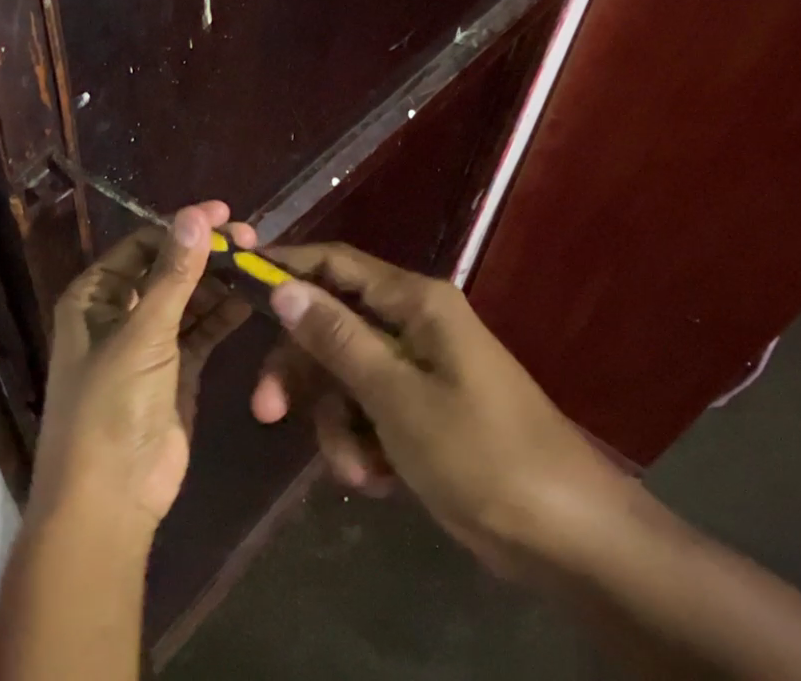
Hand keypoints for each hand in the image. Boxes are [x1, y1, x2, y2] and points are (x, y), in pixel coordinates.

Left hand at [33, 202, 256, 529]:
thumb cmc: (111, 405)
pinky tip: (254, 299)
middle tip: (254, 240)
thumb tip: (195, 216)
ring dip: (219, 283)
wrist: (110, 494)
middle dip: (205, 255)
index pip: (141, 246)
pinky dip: (224, 316)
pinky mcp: (175, 373)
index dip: (181, 229)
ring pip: (187, 301)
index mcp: (93, 297)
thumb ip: (173, 276)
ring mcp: (148, 345)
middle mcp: (117, 314)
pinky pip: (201, 333)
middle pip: (166, 271)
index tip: (226, 215)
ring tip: (261, 263)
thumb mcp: (142, 334)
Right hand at [252, 243, 636, 574]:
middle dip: (300, 374)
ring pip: (342, 379)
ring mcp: (418, 373)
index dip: (285, 268)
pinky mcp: (421, 414)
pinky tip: (377, 480)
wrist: (564, 537)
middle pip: (330, 329)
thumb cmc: (481, 454)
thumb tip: (282, 287)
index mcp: (416, 305)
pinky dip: (361, 445)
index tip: (236, 281)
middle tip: (266, 413)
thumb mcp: (395, 395)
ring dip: (335, 426)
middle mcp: (414, 328)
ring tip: (357, 471)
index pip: (336, 265)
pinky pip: (367, 413)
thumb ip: (335, 339)